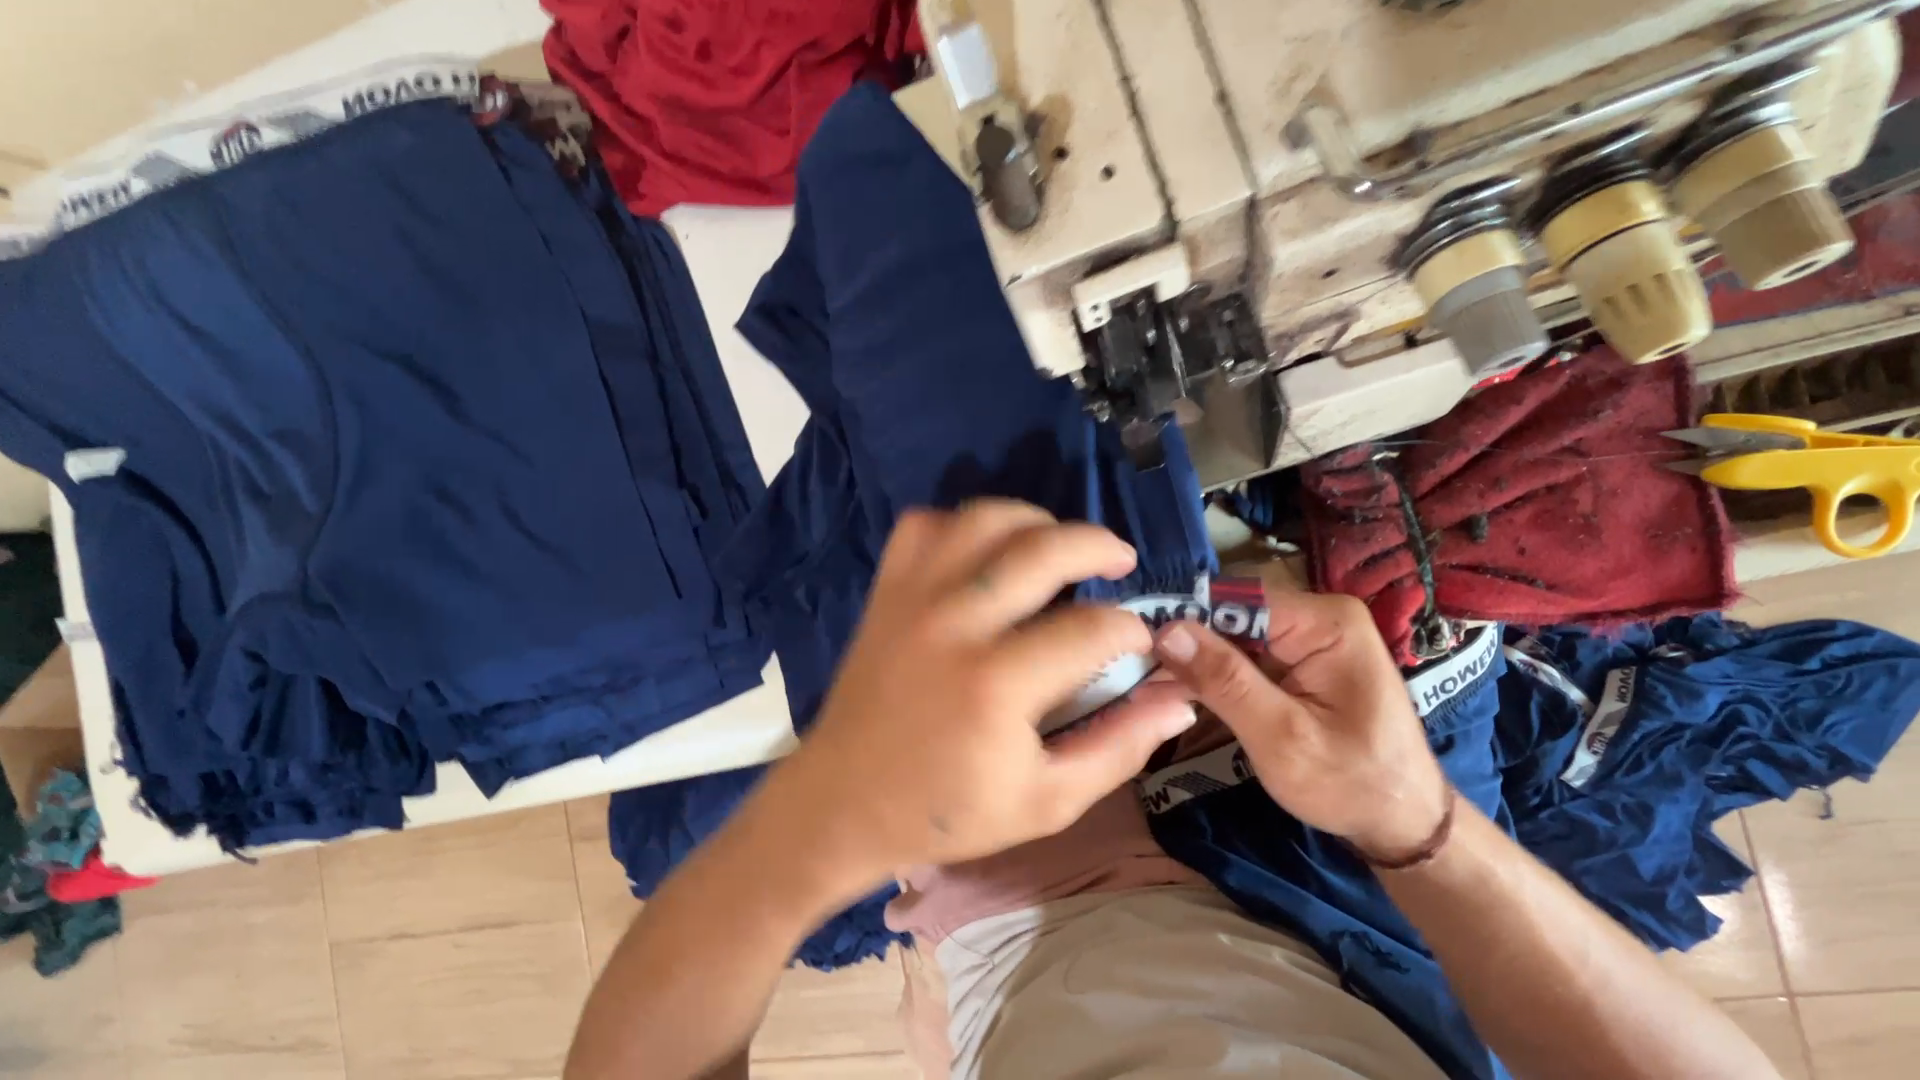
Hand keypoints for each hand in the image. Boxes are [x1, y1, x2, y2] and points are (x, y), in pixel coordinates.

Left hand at [768, 499, 1198, 884]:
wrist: (841, 803)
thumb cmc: (946, 811)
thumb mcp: (1047, 802)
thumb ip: (1118, 748)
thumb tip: (1179, 697)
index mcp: (996, 685)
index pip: (1091, 628)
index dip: (1131, 629)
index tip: (1138, 642)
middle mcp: (954, 625)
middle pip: (1044, 548)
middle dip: (1099, 545)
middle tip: (1122, 563)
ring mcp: (913, 598)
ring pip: (986, 518)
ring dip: (1036, 521)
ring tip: (1060, 548)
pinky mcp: (886, 591)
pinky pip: (927, 524)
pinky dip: (966, 525)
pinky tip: (988, 552)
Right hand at [1151, 591, 1449, 863]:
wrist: (1403, 824)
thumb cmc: (1351, 785)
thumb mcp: (1281, 738)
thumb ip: (1225, 681)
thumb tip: (1166, 630)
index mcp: (1325, 622)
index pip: (1236, 599)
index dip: (1183, 618)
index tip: (1132, 645)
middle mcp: (1318, 616)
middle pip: (1231, 615)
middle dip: (1182, 645)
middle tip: (1131, 676)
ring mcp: (1309, 639)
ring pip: (1231, 637)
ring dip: (1191, 665)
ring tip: (1142, 690)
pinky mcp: (1299, 662)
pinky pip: (1244, 658)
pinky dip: (1212, 679)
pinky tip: (1173, 696)